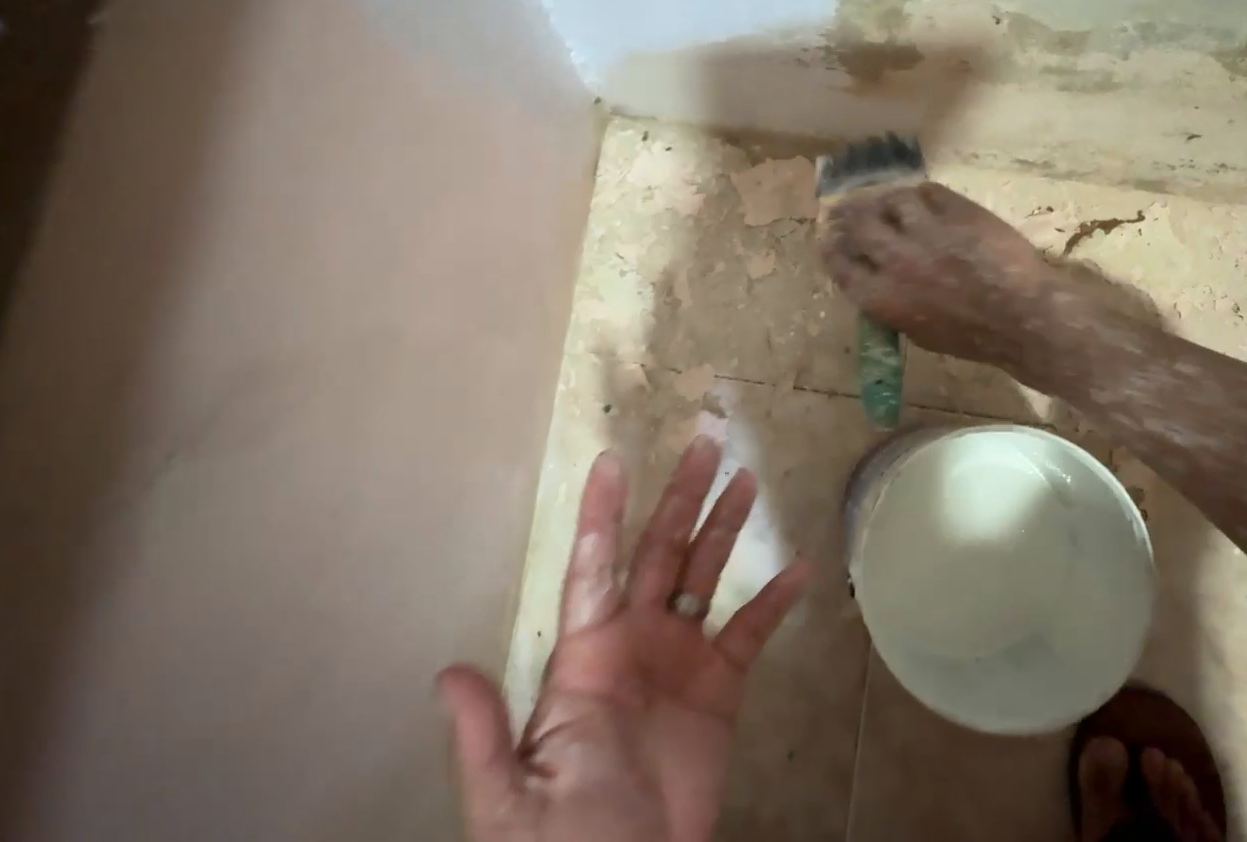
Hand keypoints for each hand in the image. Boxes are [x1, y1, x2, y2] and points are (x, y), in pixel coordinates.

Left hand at [438, 438, 808, 841]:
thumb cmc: (566, 840)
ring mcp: (681, 658)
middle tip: (705, 445)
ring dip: (724, 527)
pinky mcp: (721, 687)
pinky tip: (800, 568)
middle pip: (659, 551)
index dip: (601, 516)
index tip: (611, 461)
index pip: (593, 568)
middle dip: (680, 497)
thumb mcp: (509, 801)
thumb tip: (446, 673)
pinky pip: (752, 632)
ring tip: (745, 479)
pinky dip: (775, 600)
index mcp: (586, 654)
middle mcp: (635, 639)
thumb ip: (485, 736)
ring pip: (704, 574)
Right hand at [821, 181, 1070, 377]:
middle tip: (848, 210)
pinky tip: (922, 197)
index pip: (840, 264)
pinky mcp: (957, 211)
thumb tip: (880, 286)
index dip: (831, 249)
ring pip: (893, 200)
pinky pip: (929, 192)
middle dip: (848, 215)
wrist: (1022, 317)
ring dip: (886, 200)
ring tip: (886, 200)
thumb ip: (892, 306)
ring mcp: (926, 230)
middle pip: (858, 225)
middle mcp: (894, 258)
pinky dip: (921, 194)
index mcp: (881, 296)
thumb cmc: (970, 338)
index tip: (829, 241)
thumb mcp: (918, 333)